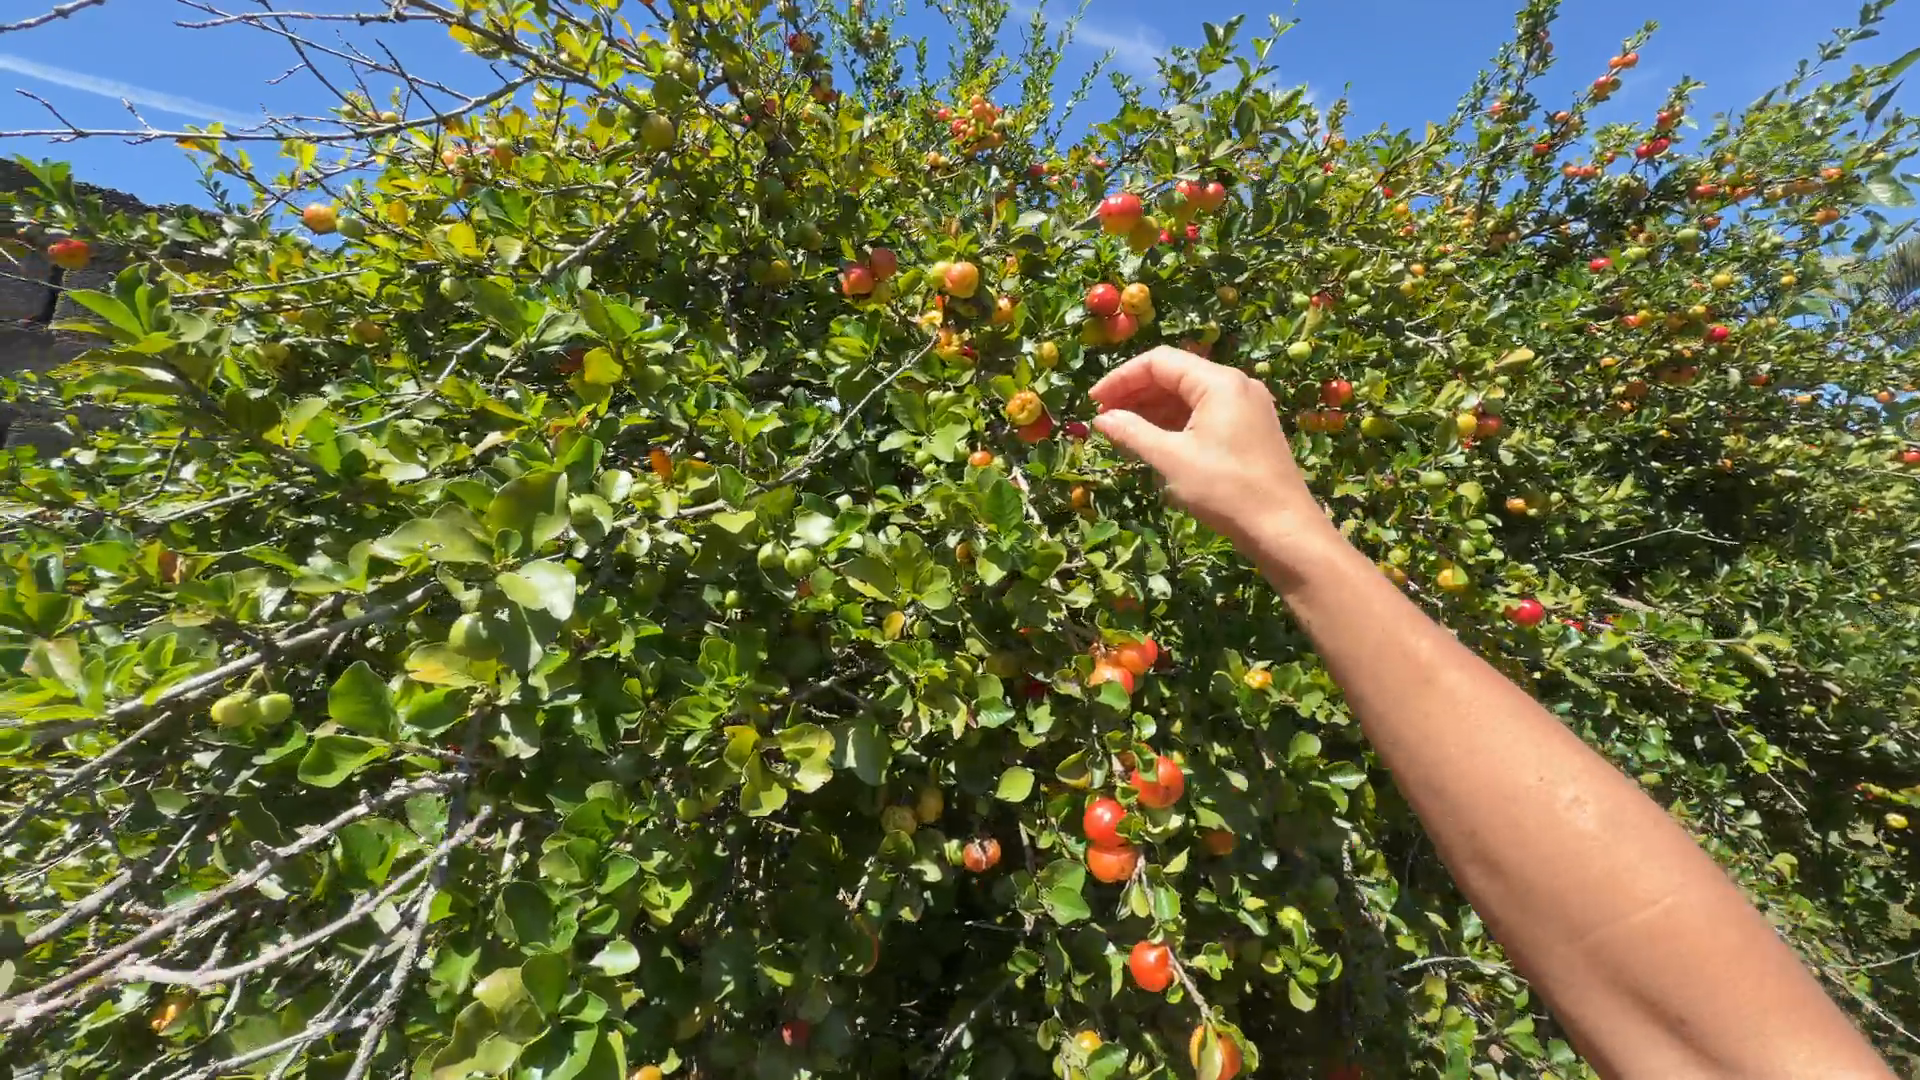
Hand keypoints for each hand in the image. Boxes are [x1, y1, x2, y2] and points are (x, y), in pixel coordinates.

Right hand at [1089, 346, 1332, 556]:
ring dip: (1152, 409)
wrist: (1282, 526)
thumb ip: (1132, 433)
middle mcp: (1235, 385)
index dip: (1121, 378)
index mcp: (1218, 382)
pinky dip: (1174, 423)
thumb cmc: (1225, 489)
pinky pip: (1203, 413)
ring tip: (1123, 433)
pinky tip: (1153, 441)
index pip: (1159, 361)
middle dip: (1135, 393)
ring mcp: (1246, 407)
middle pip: (1175, 375)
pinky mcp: (1249, 428)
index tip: (1094, 402)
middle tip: (1104, 419)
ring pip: (1188, 396)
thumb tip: (1102, 419)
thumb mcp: (1171, 459)